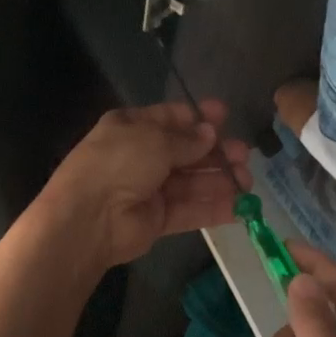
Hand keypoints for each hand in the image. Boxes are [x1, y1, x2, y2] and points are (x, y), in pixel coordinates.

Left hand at [37, 100, 253, 268]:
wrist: (88, 218)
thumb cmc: (117, 163)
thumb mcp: (152, 139)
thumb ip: (185, 140)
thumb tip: (210, 133)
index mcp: (132, 126)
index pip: (170, 118)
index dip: (198, 118)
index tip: (226, 116)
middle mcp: (141, 155)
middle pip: (185, 151)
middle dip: (215, 151)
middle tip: (244, 155)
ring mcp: (149, 188)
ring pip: (191, 181)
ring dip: (219, 179)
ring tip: (247, 180)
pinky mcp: (157, 219)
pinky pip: (189, 209)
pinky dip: (213, 207)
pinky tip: (240, 206)